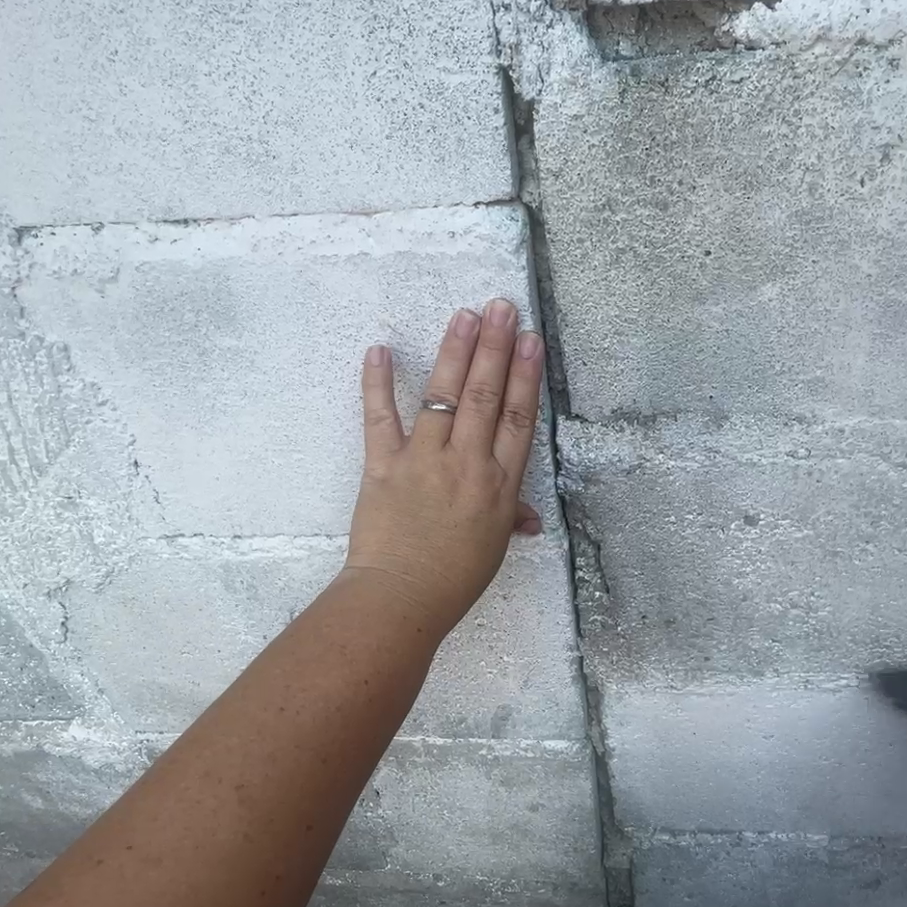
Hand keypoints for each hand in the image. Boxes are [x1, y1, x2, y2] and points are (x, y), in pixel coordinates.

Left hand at [342, 299, 544, 634]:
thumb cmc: (454, 578)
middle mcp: (467, 463)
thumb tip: (529, 517)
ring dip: (454, 352)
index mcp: (499, 483)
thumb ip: (510, 516)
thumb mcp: (493, 547)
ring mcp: (425, 461)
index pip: (519, 418)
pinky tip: (379, 349)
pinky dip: (377, 383)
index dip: (525, 375)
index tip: (529, 340)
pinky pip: (380, 417)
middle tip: (501, 307)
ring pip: (444, 397)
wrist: (401, 599)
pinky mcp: (383, 465)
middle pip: (486, 395)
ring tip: (464, 315)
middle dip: (495, 347)